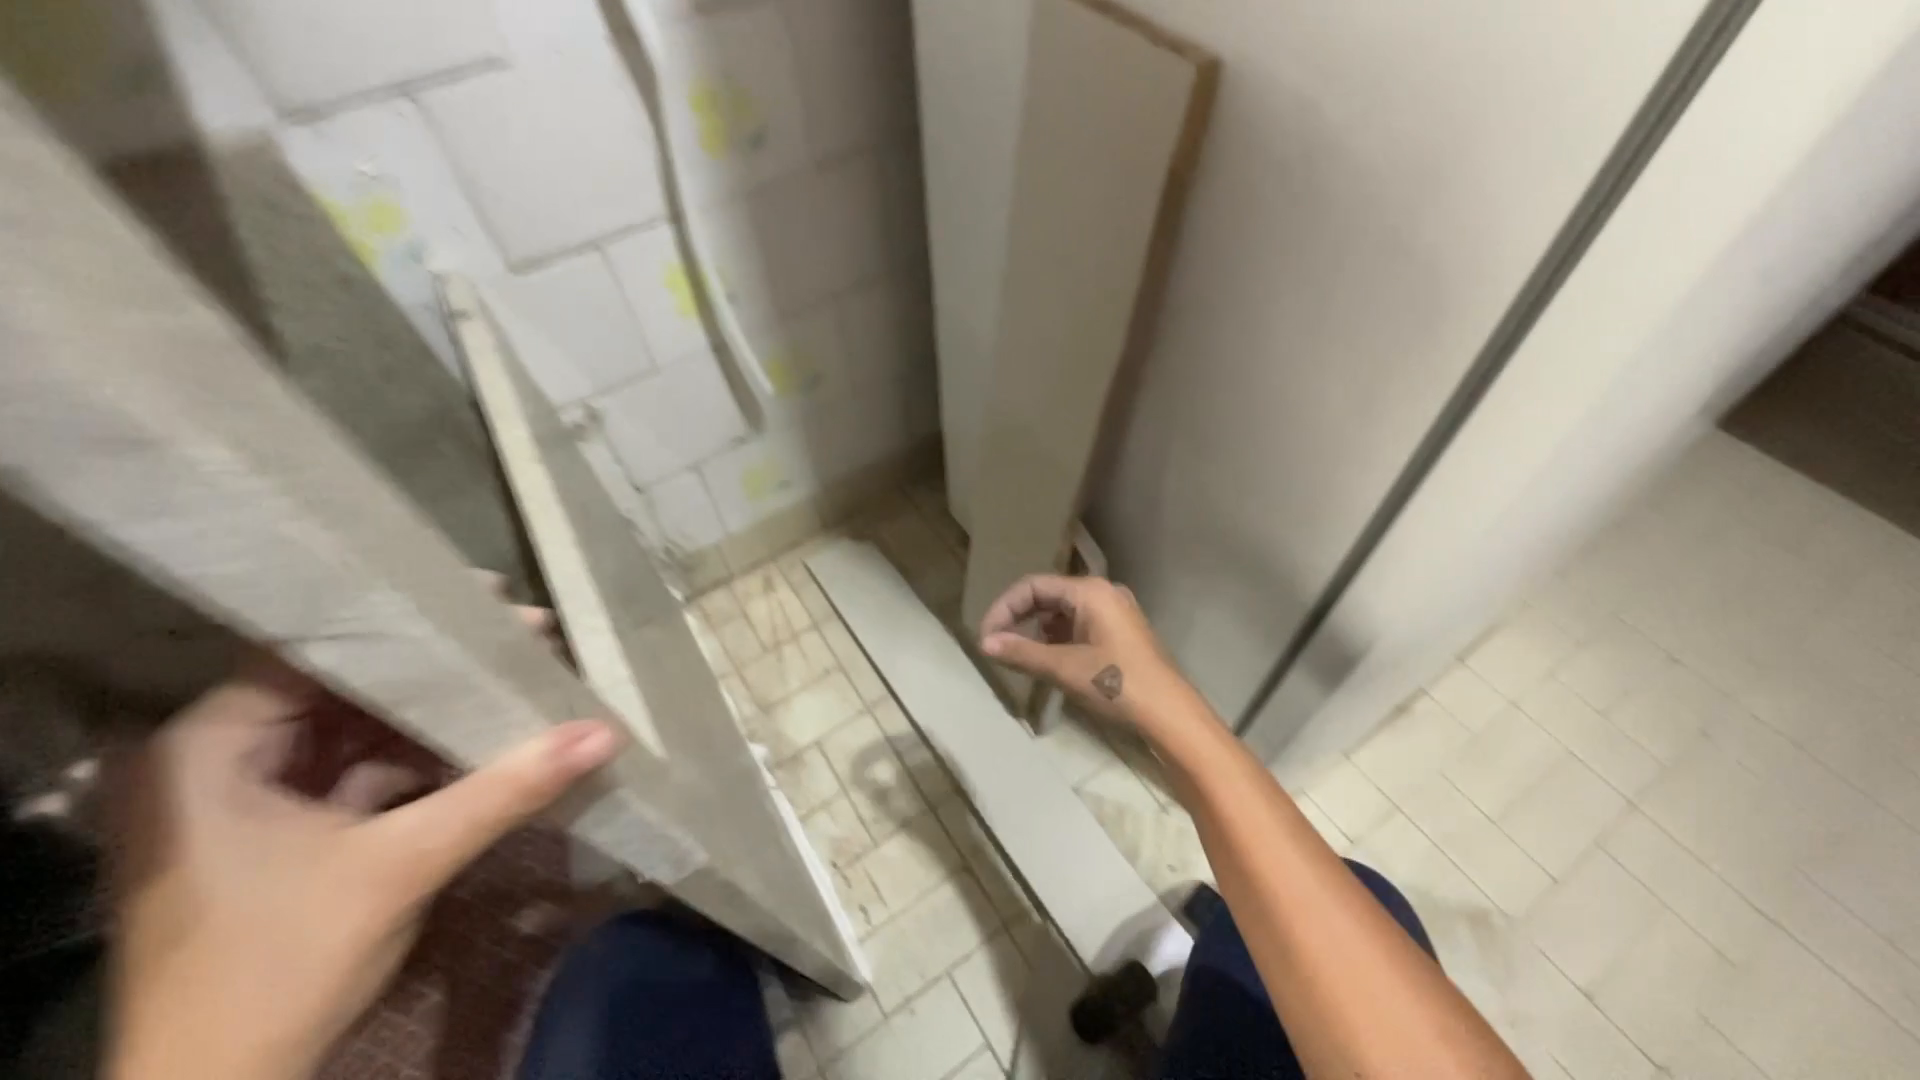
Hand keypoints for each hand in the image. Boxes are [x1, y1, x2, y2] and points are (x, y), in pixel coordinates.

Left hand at [106, 659, 617, 1079]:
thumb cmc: (283, 963)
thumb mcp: (402, 864)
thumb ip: (503, 791)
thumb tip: (603, 733)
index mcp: (207, 748)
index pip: (314, 652)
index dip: (405, 627)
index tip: (487, 603)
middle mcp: (214, 760)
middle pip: (339, 690)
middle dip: (430, 674)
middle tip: (514, 642)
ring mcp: (243, 800)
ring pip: (351, 733)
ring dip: (428, 720)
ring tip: (507, 686)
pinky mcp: (276, 834)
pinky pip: (353, 774)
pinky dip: (413, 764)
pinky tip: (478, 748)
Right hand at [978, 574, 1194, 731]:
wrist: (1170, 715)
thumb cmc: (1118, 685)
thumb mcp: (1064, 669)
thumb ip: (1022, 653)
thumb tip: (984, 643)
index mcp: (1090, 592)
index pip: (1033, 586)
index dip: (1004, 608)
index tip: (986, 637)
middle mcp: (1103, 593)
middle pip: (1048, 596)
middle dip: (1019, 619)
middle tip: (997, 646)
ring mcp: (1114, 613)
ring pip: (1062, 613)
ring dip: (1037, 631)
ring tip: (1020, 657)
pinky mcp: (1120, 634)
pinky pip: (1078, 627)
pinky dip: (1057, 641)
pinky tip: (1048, 663)